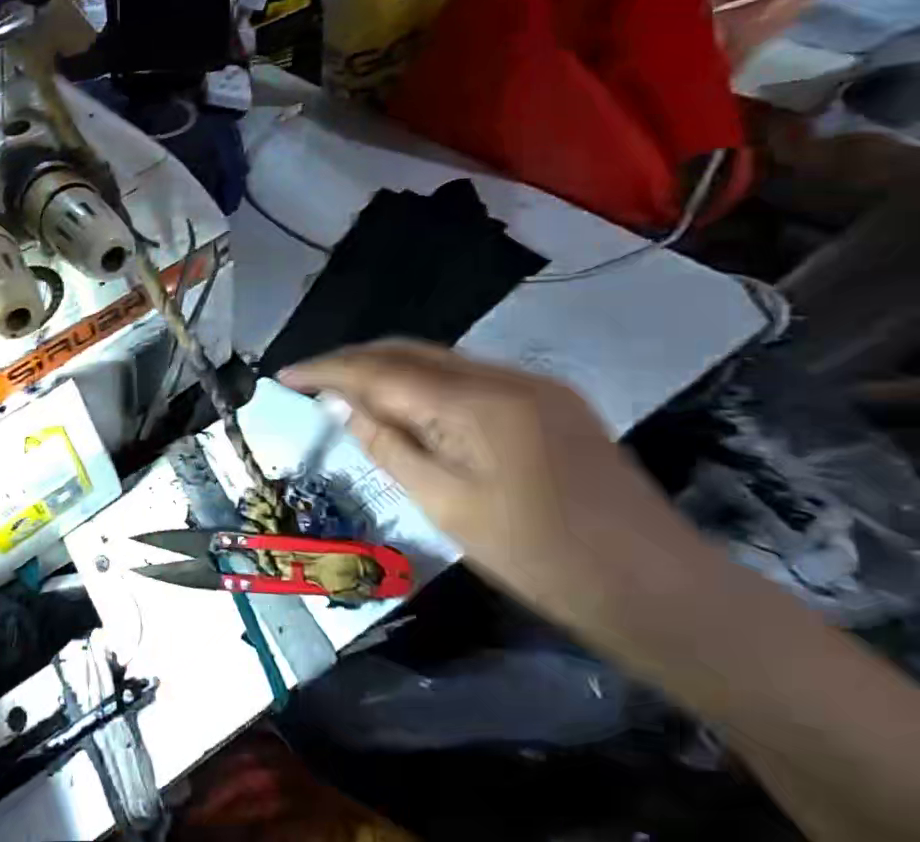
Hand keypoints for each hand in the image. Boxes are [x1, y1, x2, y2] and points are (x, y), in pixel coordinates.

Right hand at [281, 340, 706, 622]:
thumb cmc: (541, 557)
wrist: (662, 593)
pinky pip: (468, 378)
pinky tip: (407, 409)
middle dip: (352, 362)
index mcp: (478, 403)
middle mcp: (507, 377)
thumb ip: (387, 445)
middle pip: (409, 351)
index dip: (326, 370)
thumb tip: (341, 406)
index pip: (381, 370)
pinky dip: (423, 384)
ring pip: (438, 360)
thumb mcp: (444, 504)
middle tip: (309, 383)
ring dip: (387, 371)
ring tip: (347, 396)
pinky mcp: (552, 403)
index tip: (282, 376)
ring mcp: (536, 386)